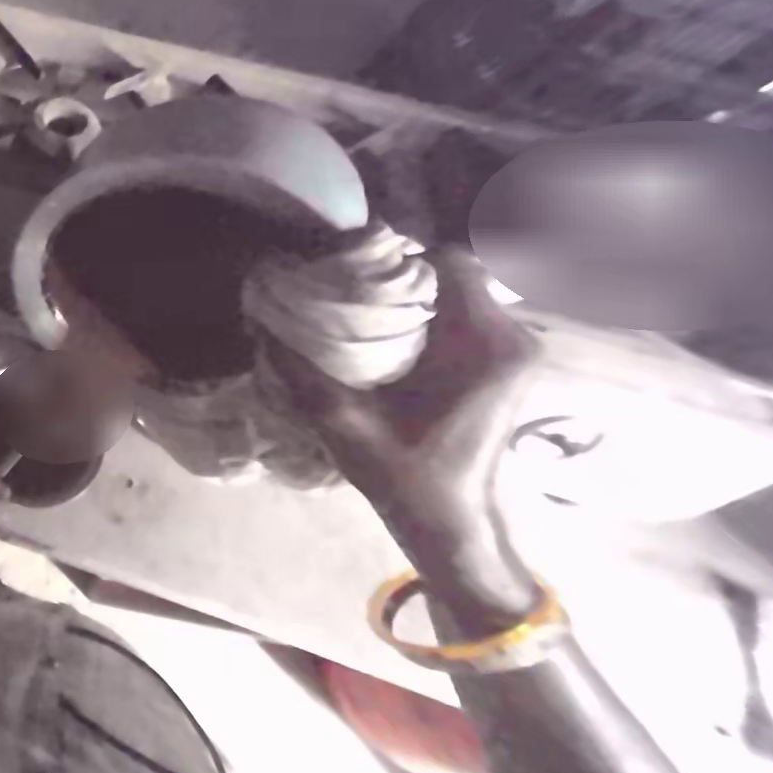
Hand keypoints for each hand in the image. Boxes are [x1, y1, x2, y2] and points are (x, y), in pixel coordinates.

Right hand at [269, 248, 540, 523]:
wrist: (453, 519)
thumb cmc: (403, 474)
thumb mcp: (341, 420)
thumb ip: (300, 369)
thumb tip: (263, 319)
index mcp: (483, 347)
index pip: (452, 263)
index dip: (399, 253)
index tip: (349, 263)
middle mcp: (510, 338)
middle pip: (453, 272)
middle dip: (396, 269)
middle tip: (340, 280)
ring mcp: (510, 349)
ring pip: (457, 289)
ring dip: (408, 288)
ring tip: (354, 301)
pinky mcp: (499, 360)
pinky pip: (460, 311)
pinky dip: (421, 307)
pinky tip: (381, 327)